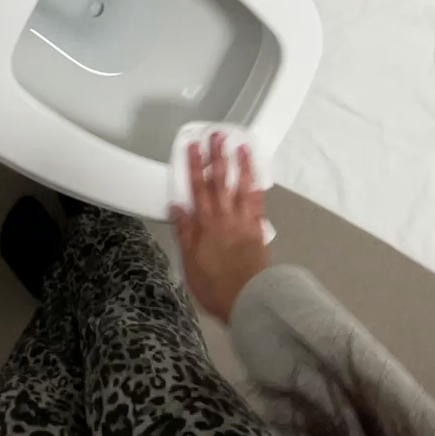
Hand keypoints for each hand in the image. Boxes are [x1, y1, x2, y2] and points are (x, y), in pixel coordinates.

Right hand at [171, 132, 269, 322]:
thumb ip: (184, 231)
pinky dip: (256, 187)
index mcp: (206, 223)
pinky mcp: (258, 230)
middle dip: (218, 156)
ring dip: (241, 164)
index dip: (195, 165)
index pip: (198, 187)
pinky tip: (256, 177)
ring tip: (241, 145)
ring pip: (242, 187)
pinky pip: (257, 203)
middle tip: (218, 134)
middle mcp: (225, 216)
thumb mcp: (190, 261)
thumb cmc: (215, 285)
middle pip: (221, 181)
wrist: (250, 301)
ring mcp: (244, 221)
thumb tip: (176, 204)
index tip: (194, 145)